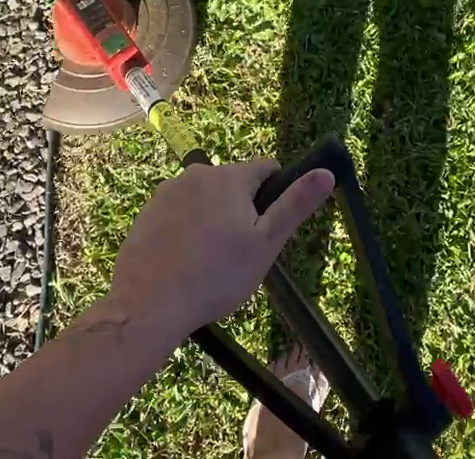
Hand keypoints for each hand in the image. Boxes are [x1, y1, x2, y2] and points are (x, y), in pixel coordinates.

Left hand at [108, 159, 335, 335]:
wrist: (148, 304)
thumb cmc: (217, 274)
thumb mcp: (267, 243)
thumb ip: (296, 204)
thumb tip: (327, 172)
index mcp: (231, 176)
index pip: (267, 169)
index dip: (275, 197)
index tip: (267, 231)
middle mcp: (199, 173)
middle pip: (234, 184)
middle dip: (242, 210)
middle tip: (239, 253)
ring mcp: (169, 191)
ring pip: (205, 199)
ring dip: (213, 219)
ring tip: (209, 263)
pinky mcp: (148, 212)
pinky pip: (179, 213)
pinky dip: (186, 230)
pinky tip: (184, 263)